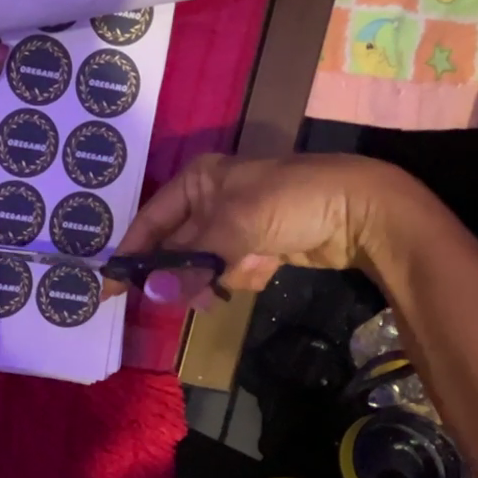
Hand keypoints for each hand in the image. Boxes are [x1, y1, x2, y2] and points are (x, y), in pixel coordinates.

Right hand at [104, 154, 419, 303]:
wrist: (366, 211)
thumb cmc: (293, 200)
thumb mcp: (236, 225)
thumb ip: (192, 262)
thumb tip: (153, 294)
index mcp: (198, 182)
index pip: (150, 221)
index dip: (131, 253)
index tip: (110, 286)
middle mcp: (209, 201)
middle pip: (175, 248)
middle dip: (183, 272)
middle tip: (188, 295)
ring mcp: (233, 226)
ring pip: (201, 266)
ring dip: (219, 276)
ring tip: (248, 271)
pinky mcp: (256, 247)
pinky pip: (229, 272)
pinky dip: (245, 275)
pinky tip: (269, 266)